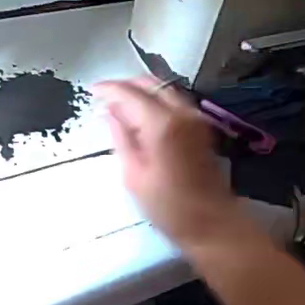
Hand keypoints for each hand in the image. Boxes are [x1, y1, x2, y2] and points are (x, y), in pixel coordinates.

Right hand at [96, 79, 255, 249]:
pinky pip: (174, 100)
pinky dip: (156, 99)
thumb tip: (110, 113)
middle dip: (125, 85)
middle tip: (105, 96)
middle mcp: (182, 113)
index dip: (108, 89)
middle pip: (150, 83)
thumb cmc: (169, 207)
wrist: (212, 221)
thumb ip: (121, 137)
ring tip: (120, 105)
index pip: (130, 93)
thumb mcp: (134, 175)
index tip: (92, 90)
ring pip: (164, 88)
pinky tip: (142, 115)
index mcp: (161, 125)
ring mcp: (195, 118)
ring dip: (141, 91)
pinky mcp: (201, 125)